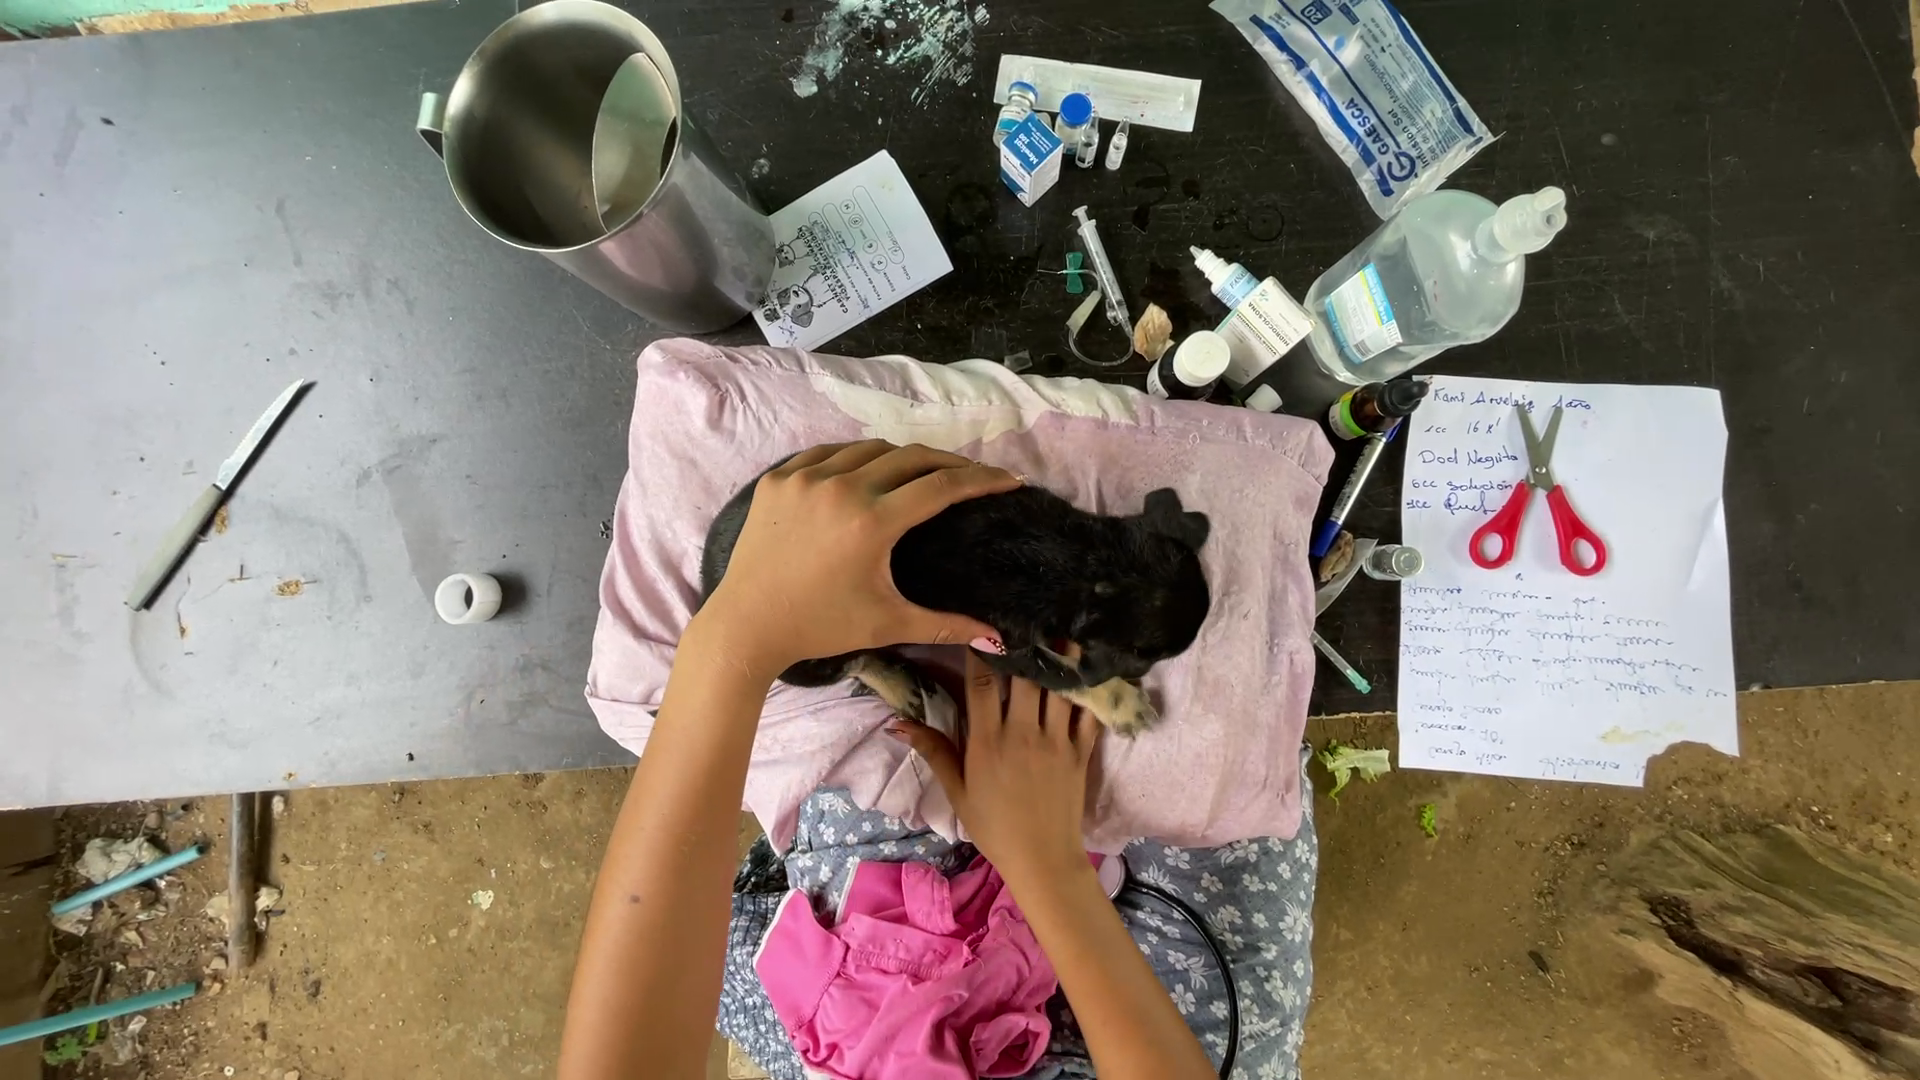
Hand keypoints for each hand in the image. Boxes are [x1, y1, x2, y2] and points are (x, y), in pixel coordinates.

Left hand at [697, 440, 1019, 678]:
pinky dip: (854, 457)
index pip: (942, 486)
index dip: (982, 480)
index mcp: (872, 521)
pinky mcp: (778, 479)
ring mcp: (804, 478)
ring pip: (869, 448)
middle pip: (912, 456)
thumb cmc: (820, 627)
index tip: (1009, 479)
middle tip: (971, 475)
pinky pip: (827, 453)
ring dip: (902, 457)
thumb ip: (946, 625)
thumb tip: (999, 640)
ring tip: (921, 473)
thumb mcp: (887, 624)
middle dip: (950, 462)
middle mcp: (840, 488)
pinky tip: (866, 471)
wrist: (747, 625)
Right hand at [893, 651, 1098, 889]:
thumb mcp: (957, 791)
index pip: (983, 685)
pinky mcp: (1081, 752)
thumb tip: (897, 723)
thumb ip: (934, 750)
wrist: (1042, 860)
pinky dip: (1090, 690)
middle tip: (1025, 623)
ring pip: (1060, 688)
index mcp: (988, 742)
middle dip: (1025, 647)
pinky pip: (1088, 713)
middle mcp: (1023, 734)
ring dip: (1061, 659)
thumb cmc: (993, 826)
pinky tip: (1089, 668)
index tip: (982, 631)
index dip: (982, 653)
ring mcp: (1056, 741)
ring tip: (1060, 634)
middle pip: (1025, 677)